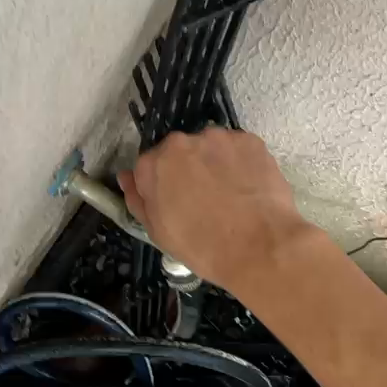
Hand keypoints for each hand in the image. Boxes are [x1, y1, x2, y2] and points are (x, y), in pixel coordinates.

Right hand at [119, 128, 320, 291]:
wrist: (260, 247)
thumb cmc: (202, 246)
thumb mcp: (157, 231)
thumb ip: (138, 199)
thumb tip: (126, 178)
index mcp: (153, 164)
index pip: (148, 167)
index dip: (160, 186)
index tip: (173, 203)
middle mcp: (181, 142)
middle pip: (178, 153)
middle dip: (186, 170)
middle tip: (202, 200)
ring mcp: (218, 138)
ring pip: (209, 148)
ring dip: (213, 164)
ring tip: (228, 195)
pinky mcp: (250, 141)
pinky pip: (237, 149)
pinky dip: (239, 164)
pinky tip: (247, 188)